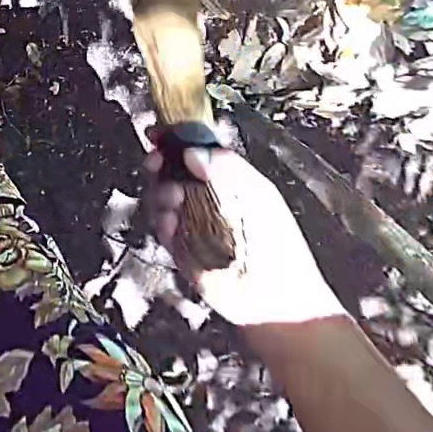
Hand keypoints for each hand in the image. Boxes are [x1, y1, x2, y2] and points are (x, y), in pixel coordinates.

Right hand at [146, 144, 344, 326]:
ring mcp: (191, 223)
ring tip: (173, 196)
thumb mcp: (258, 193)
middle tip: (155, 160)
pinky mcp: (182, 249)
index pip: (194, 151)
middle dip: (159, 162)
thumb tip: (192, 153)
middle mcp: (205, 197)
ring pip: (161, 196)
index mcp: (226, 178)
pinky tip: (170, 221)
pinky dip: (161, 221)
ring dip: (160, 191)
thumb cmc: (277, 242)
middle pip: (171, 170)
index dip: (175, 141)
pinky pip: (162, 228)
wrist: (277, 298)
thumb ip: (227, 167)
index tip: (159, 133)